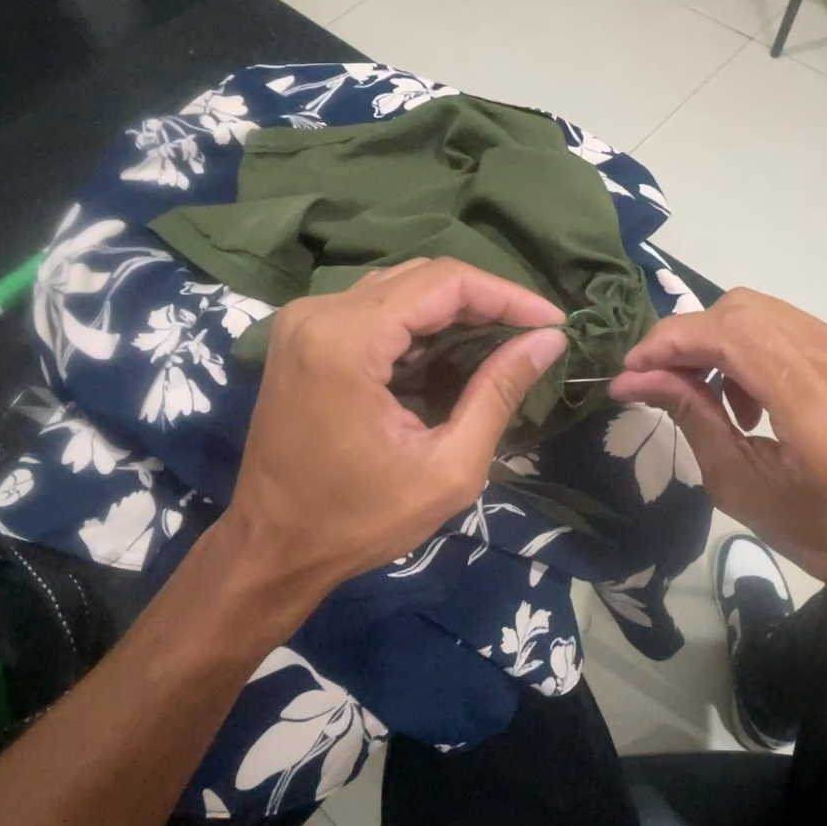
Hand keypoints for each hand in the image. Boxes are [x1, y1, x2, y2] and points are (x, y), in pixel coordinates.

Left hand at [223, 258, 568, 593]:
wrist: (273, 548)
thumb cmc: (360, 520)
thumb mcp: (449, 467)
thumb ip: (498, 393)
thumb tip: (548, 340)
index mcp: (347, 340)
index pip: (443, 283)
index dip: (507, 295)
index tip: (554, 321)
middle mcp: (318, 313)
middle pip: (421, 277)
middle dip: (485, 299)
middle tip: (534, 332)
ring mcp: (304, 321)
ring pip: (399, 286)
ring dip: (455, 307)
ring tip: (504, 337)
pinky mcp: (302, 335)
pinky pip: (374, 305)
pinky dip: (420, 320)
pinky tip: (454, 347)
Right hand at [608, 289, 826, 605]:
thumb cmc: (816, 535)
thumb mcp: (738, 485)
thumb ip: (690, 416)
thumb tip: (630, 379)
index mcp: (824, 421)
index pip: (740, 339)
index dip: (677, 339)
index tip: (634, 367)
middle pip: (749, 312)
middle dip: (692, 335)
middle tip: (662, 377)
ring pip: (768, 312)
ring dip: (721, 340)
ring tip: (713, 396)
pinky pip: (793, 326)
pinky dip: (754, 346)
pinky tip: (752, 392)